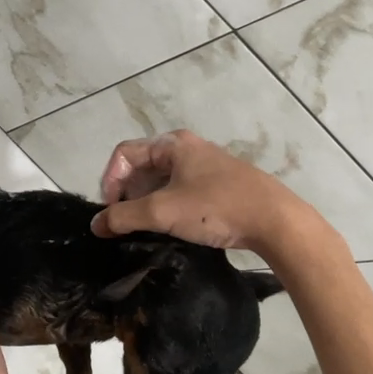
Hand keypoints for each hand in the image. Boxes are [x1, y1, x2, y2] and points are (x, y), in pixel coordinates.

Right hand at [90, 129, 315, 256]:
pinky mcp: (219, 185)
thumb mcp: (163, 212)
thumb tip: (95, 225)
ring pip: (161, 180)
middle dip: (128, 194)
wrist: (277, 222)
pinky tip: (173, 228)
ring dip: (147, 202)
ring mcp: (205, 166)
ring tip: (147, 229)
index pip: (124, 154)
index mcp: (172, 144)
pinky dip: (168, 206)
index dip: (110, 181)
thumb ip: (123, 217)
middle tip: (127, 222)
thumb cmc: (216, 207)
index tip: (112, 212)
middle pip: (141, 166)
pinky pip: (180, 190)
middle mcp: (187, 148)